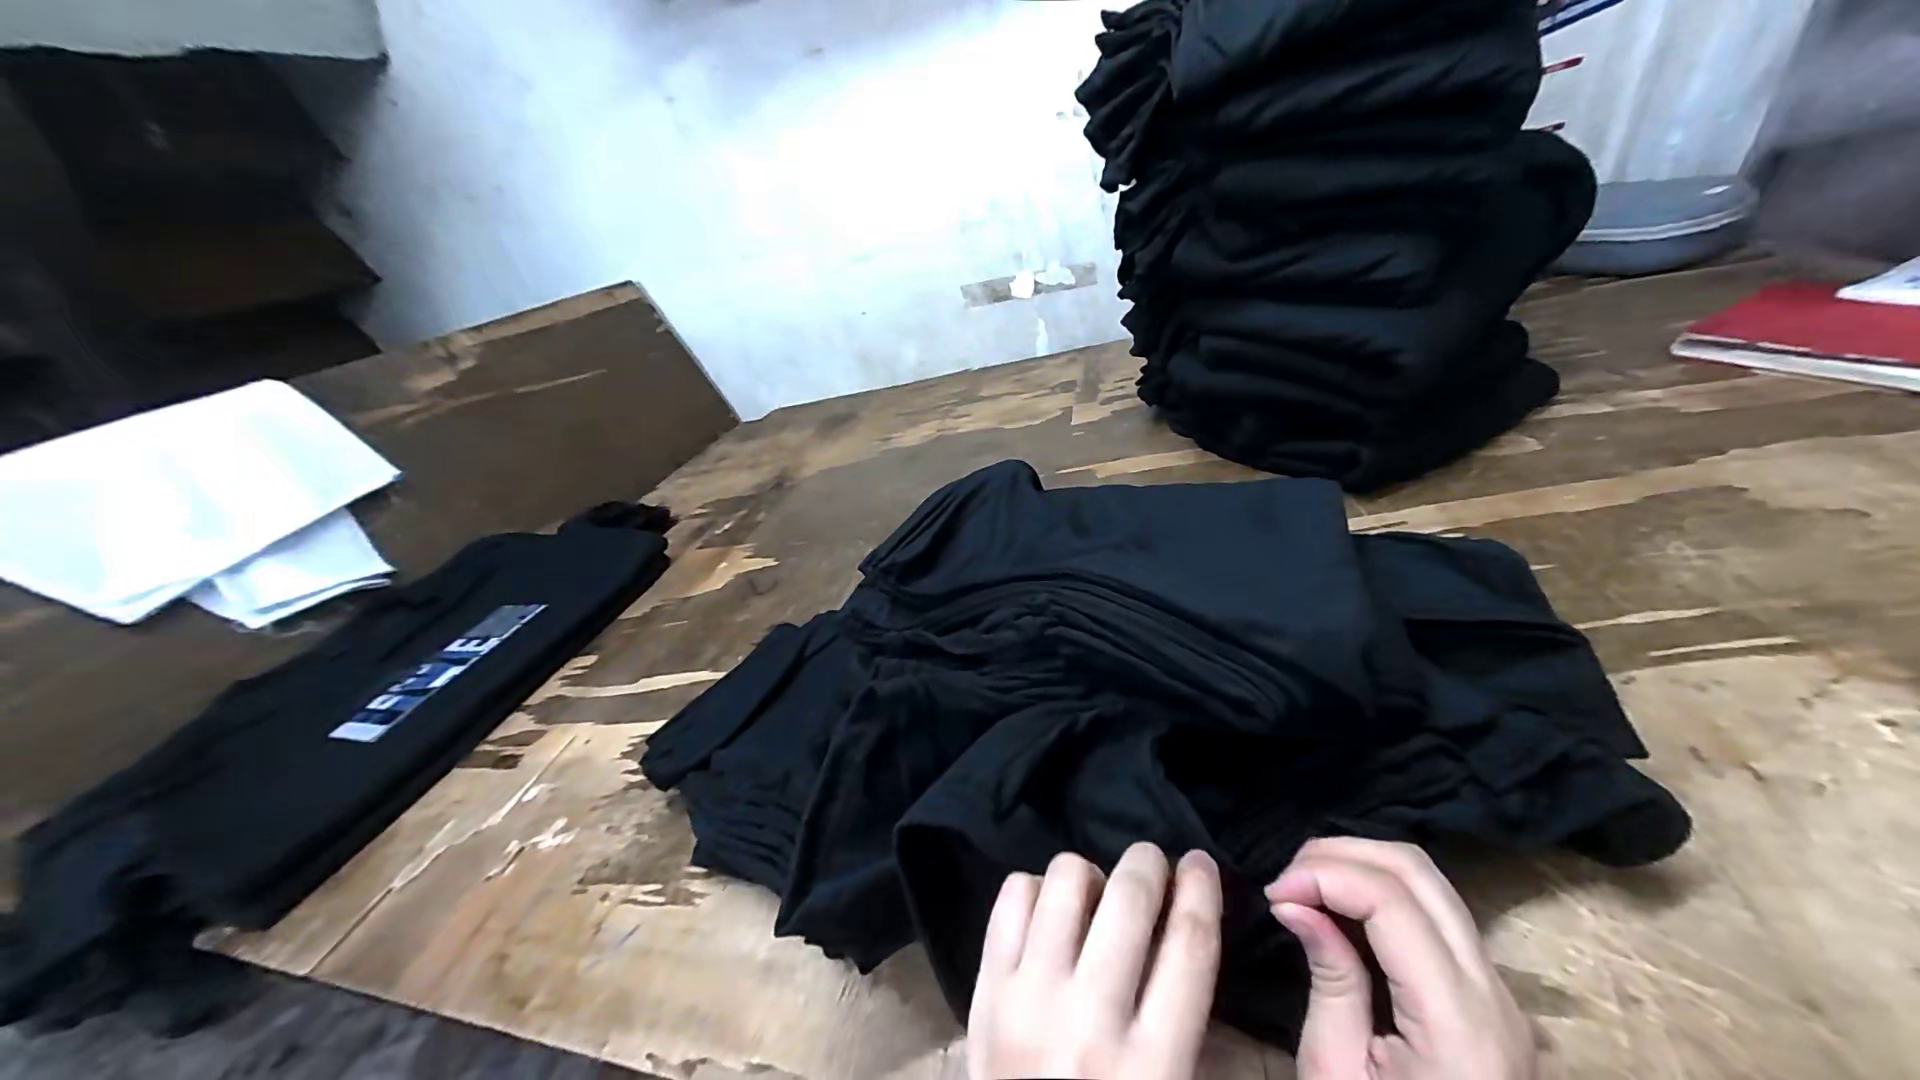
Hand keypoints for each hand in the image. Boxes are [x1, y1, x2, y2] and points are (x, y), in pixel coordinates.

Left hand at [968, 843, 1222, 1079]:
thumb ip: (1182, 1015)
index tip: (1200, 863)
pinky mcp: (987, 985)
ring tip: (1097, 895)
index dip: (1202, 889)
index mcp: (1152, 1065)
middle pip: (1128, 899)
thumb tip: (1184, 921)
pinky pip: (1015, 896)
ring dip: (1092, 873)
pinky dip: (1038, 887)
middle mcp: (1090, 1020)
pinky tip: (1051, 910)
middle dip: (1148, 863)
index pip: (1190, 946)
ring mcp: (1030, 996)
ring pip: (1066, 880)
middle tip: (1151, 863)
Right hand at [1266, 838, 1536, 1079]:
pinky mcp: (1487, 992)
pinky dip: (1379, 887)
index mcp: (1459, 1024)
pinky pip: (1433, 909)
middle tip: (1288, 880)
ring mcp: (1499, 991)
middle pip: (1418, 871)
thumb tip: (1293, 902)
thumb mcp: (1336, 1071)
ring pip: (1428, 880)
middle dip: (1340, 854)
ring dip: (1359, 864)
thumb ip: (1329, 978)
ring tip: (1307, 887)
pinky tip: (1339, 906)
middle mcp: (1494, 994)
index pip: (1393, 900)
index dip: (1324, 875)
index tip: (1273, 892)